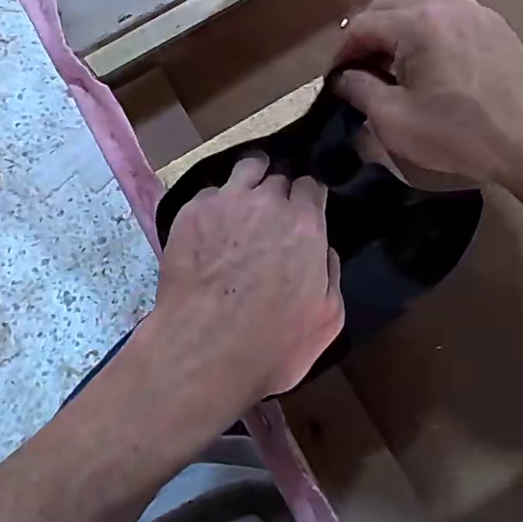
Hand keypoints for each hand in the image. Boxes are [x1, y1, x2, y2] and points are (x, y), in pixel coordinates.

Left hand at [151, 155, 343, 407]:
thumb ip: (331, 273)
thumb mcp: (328, 318)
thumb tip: (324, 251)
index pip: (312, 185)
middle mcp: (268, 202)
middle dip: (280, 191)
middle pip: (279, 176)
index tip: (304, 209)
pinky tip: (211, 225)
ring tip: (246, 196)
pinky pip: (210, 193)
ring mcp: (226, 202)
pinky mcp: (191, 213)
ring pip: (246, 167)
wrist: (203, 354)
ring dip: (252, 177)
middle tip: (273, 215)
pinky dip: (215, 203)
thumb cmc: (273, 344)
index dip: (309, 196)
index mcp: (305, 224)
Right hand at [332, 0, 522, 186]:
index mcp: (420, 20)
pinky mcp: (498, 29)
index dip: (342, 53)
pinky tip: (432, 73)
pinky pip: (448, 24)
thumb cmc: (461, 134)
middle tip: (360, 76)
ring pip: (421, 14)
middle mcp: (449, 4)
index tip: (336, 81)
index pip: (363, 24)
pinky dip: (428, 41)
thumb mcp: (395, 120)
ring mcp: (478, 13)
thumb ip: (359, 91)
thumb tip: (343, 78)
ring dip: (398, 39)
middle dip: (368, 40)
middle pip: (390, 9)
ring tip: (394, 76)